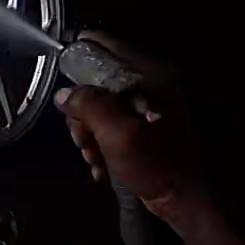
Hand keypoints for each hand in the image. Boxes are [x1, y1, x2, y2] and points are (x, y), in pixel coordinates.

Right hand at [54, 34, 208, 226]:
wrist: (183, 199)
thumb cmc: (156, 165)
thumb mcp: (119, 134)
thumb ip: (90, 106)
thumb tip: (64, 94)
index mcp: (151, 76)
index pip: (110, 45)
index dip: (82, 50)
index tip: (61, 60)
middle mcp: (151, 84)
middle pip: (97, 83)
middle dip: (82, 113)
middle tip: (83, 138)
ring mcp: (147, 106)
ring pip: (98, 108)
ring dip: (88, 134)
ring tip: (94, 156)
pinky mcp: (144, 126)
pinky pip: (108, 125)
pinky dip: (99, 143)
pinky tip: (102, 162)